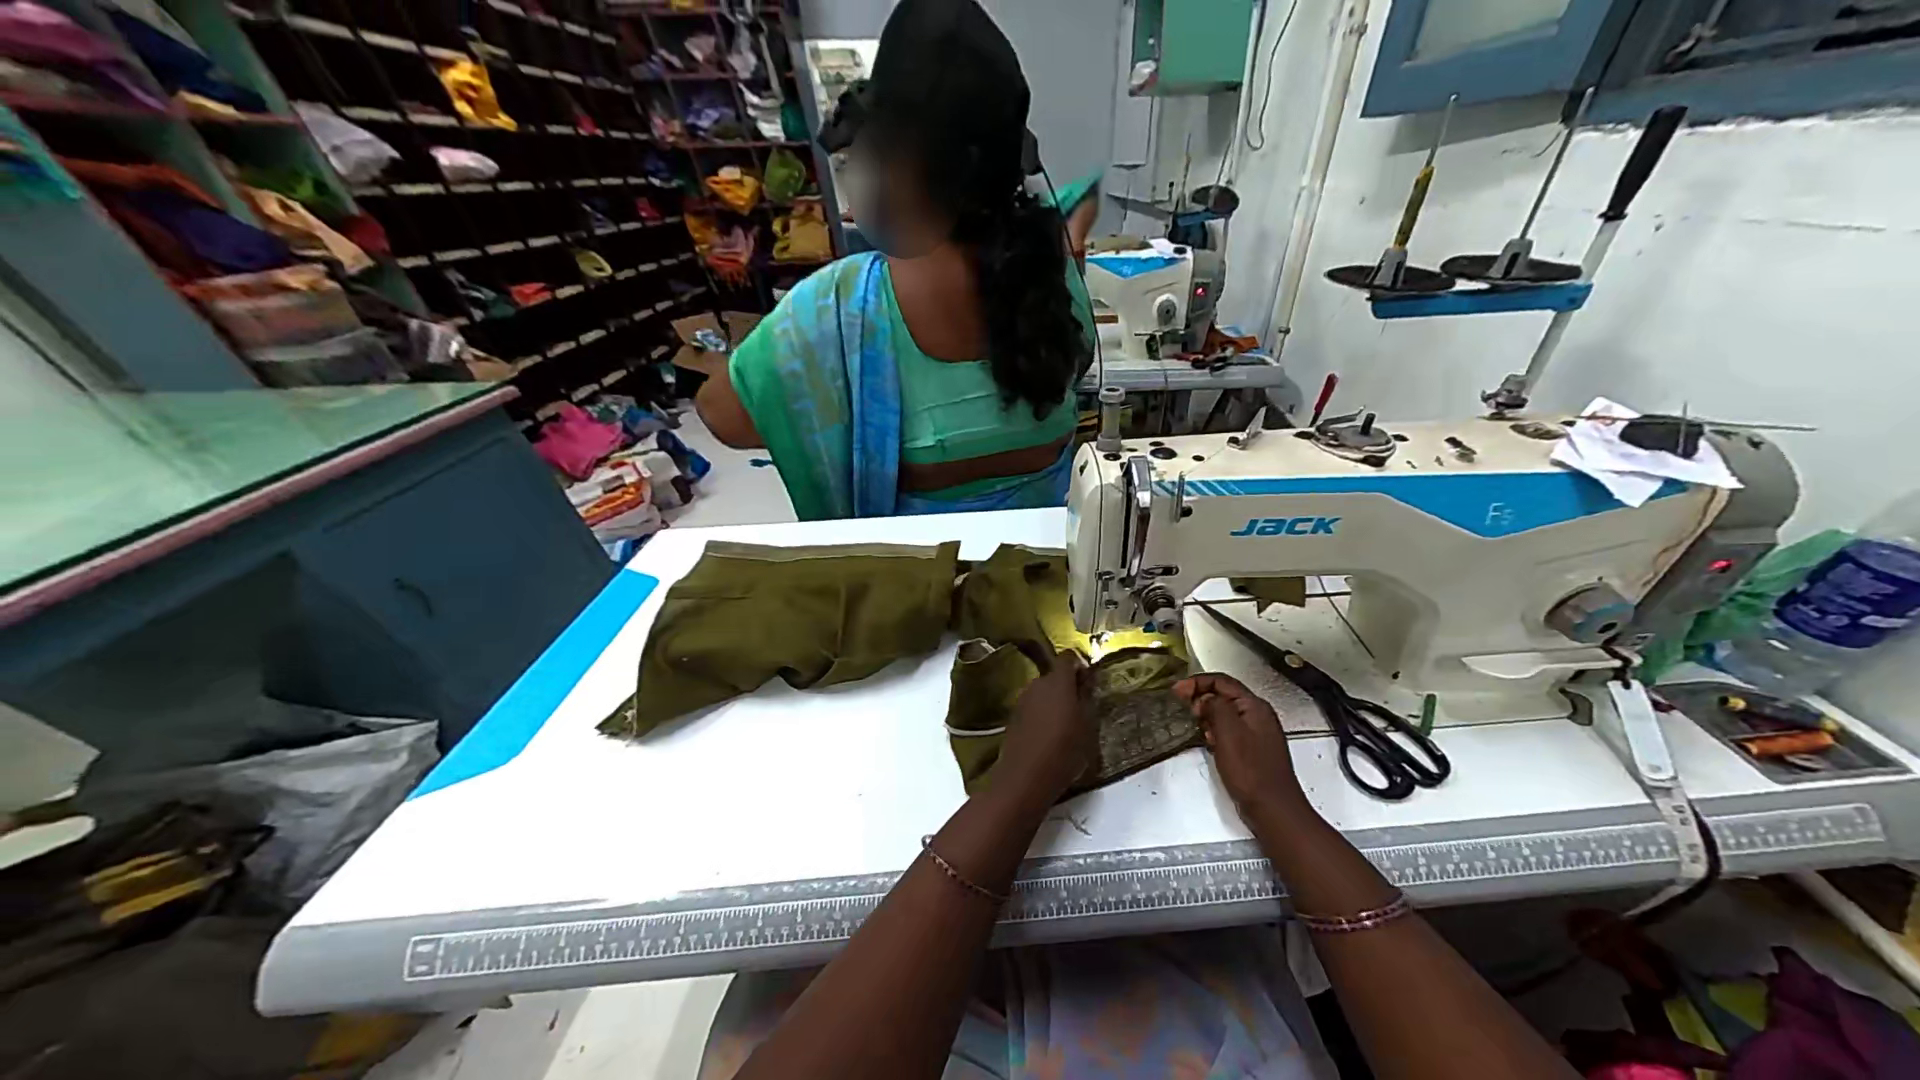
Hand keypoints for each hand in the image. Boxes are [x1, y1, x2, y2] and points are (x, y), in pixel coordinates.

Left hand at [995, 649, 1094, 802]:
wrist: (1025, 778)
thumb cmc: (1064, 751)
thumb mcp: (1087, 726)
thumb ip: (1086, 699)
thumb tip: (1086, 682)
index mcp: (1057, 682)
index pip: (1067, 658)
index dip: (1079, 665)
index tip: (1089, 680)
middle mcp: (1036, 685)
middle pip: (1053, 676)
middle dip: (1066, 686)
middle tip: (1081, 706)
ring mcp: (1021, 701)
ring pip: (1042, 692)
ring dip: (1053, 701)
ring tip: (1066, 723)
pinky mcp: (1013, 718)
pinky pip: (1032, 708)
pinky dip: (1041, 714)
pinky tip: (1049, 735)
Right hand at [1176, 673, 1307, 819]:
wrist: (1272, 808)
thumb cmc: (1251, 771)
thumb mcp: (1228, 731)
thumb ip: (1215, 707)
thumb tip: (1205, 699)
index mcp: (1254, 706)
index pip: (1222, 681)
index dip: (1197, 682)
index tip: (1176, 691)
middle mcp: (1258, 716)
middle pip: (1224, 695)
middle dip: (1201, 698)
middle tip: (1183, 709)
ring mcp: (1256, 734)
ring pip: (1225, 714)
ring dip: (1206, 716)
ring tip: (1192, 725)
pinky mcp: (1252, 750)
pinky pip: (1228, 731)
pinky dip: (1214, 731)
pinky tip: (1207, 742)